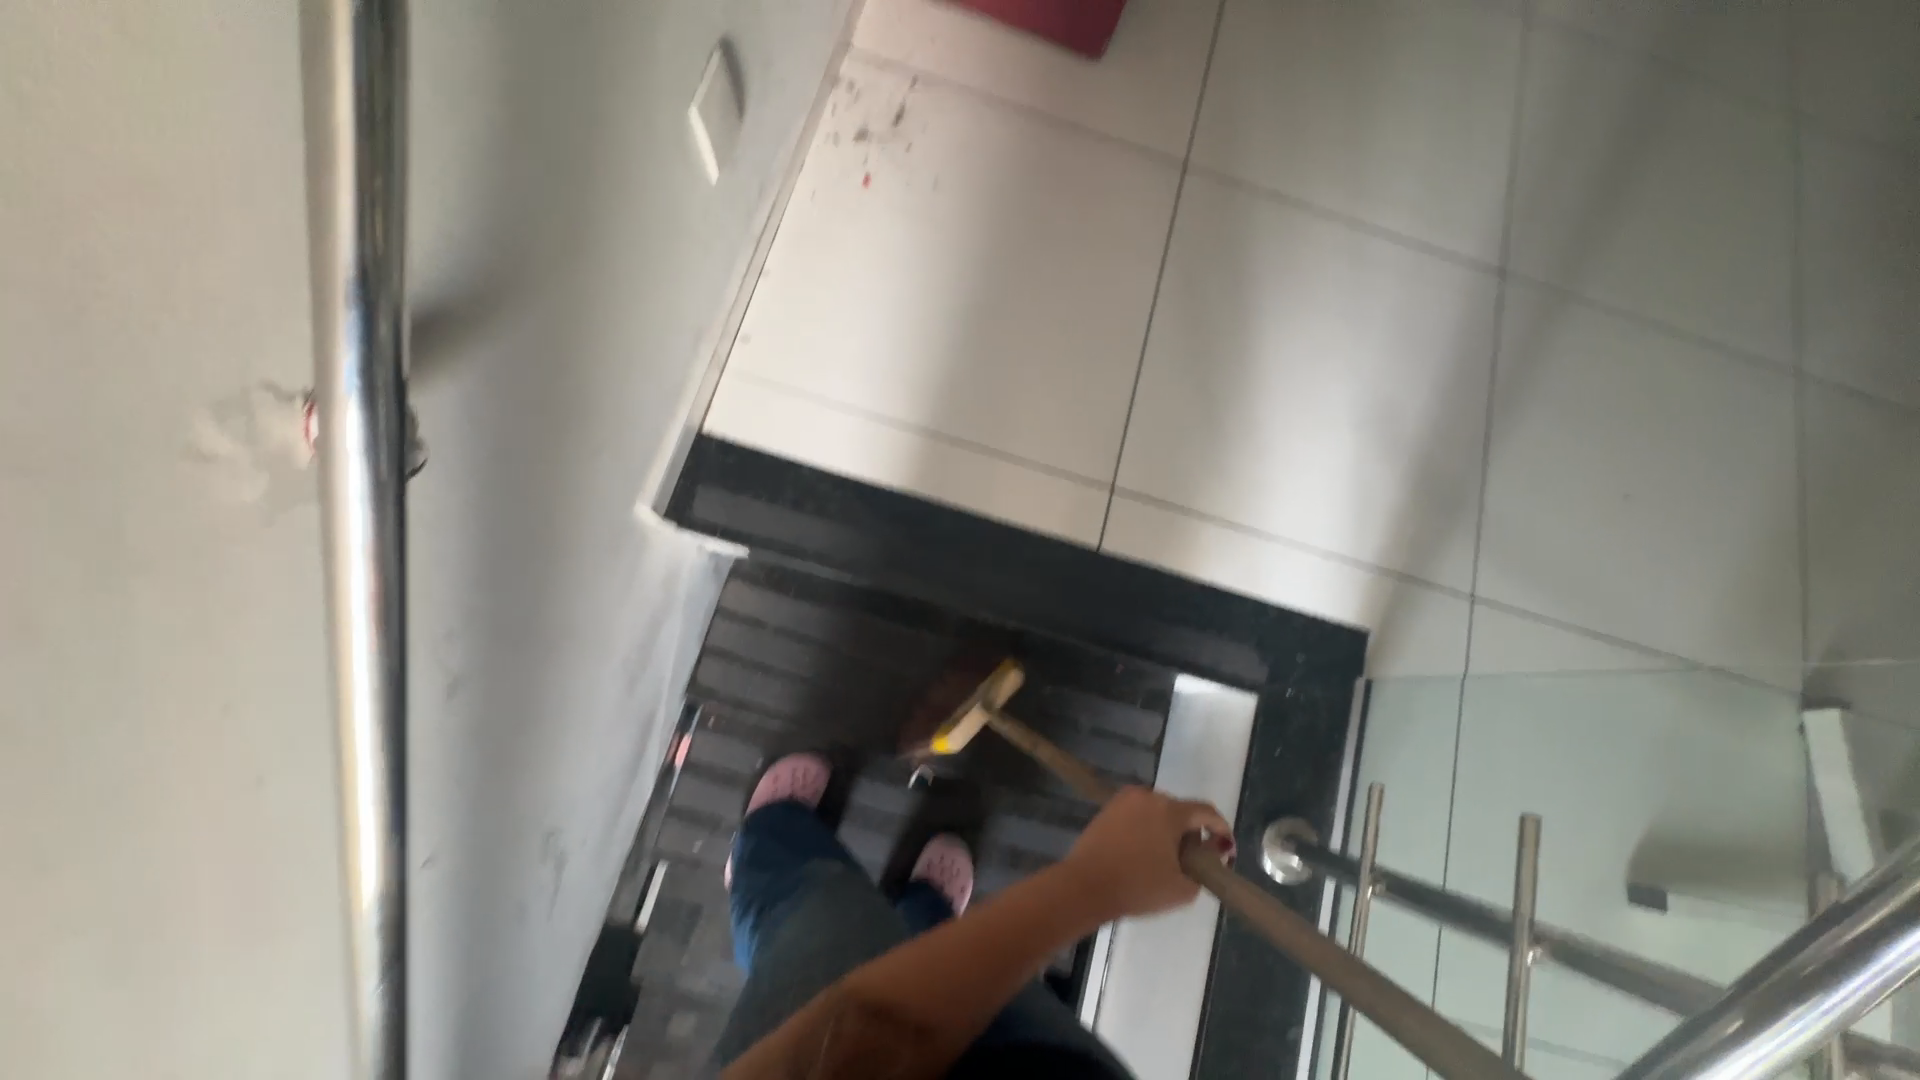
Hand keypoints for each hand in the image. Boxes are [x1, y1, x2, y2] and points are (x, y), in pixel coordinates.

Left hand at [1062, 786, 1233, 921]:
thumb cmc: (1138, 886)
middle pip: (1180, 810)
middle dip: (1191, 832)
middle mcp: (1147, 796)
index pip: (1205, 811)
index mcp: (1169, 810)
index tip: (1226, 849)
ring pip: (1157, 812)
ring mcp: (1124, 800)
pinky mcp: (1107, 809)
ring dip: (1167, 830)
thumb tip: (1210, 855)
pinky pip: (1138, 815)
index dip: (1221, 829)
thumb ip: (1204, 870)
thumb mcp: (1183, 888)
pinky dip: (1147, 829)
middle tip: (1194, 860)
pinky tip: (1144, 853)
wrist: (1085, 885)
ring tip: (1167, 859)